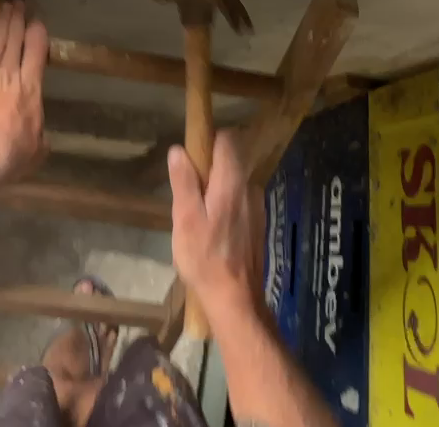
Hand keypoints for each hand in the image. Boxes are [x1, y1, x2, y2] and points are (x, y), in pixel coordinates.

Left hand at [0, 1, 46, 190]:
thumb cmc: (9, 157)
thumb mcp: (36, 149)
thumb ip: (40, 138)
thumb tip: (42, 139)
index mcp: (29, 88)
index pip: (36, 51)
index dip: (37, 33)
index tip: (37, 22)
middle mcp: (7, 74)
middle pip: (14, 40)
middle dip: (17, 20)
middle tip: (18, 4)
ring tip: (2, 7)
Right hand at [168, 131, 263, 319]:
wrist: (236, 299)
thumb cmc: (205, 258)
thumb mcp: (185, 219)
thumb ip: (184, 182)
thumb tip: (179, 150)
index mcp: (232, 182)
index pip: (228, 139)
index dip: (209, 140)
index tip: (192, 156)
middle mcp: (250, 187)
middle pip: (232, 158)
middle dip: (210, 166)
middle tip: (189, 192)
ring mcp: (257, 206)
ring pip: (236, 180)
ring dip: (218, 187)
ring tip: (199, 214)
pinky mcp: (259, 223)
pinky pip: (241, 199)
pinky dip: (227, 203)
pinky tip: (214, 229)